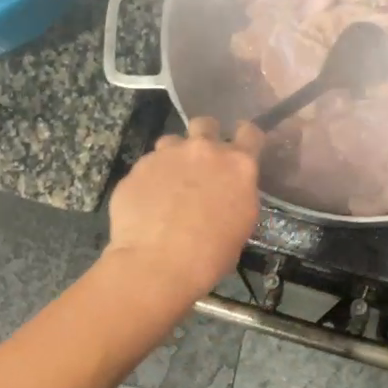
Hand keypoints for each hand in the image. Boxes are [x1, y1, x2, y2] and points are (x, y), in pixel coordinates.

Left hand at [104, 116, 261, 302]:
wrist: (157, 263)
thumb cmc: (210, 255)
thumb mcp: (241, 224)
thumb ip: (237, 194)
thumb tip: (228, 191)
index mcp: (238, 165)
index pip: (250, 133)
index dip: (245, 137)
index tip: (241, 144)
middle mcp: (203, 150)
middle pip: (205, 124)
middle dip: (205, 136)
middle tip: (201, 161)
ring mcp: (167, 155)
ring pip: (172, 141)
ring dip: (174, 156)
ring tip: (170, 183)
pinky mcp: (137, 167)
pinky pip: (147, 166)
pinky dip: (150, 178)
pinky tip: (148, 203)